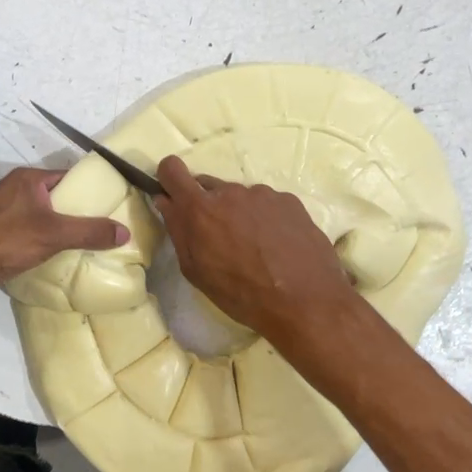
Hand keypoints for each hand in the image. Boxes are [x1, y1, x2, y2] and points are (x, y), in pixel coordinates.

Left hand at [0, 166, 128, 284]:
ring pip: (36, 213)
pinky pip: (22, 228)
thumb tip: (125, 231)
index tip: (108, 206)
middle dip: (72, 211)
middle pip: (52, 196)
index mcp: (28, 178)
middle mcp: (12, 187)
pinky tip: (46, 252)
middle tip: (96, 228)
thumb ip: (89, 232)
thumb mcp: (54, 234)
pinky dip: (36, 236)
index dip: (87, 190)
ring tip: (76, 242)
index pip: (67, 177)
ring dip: (53, 226)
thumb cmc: (8, 239)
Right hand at [154, 155, 353, 337]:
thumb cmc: (242, 294)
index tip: (174, 196)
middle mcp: (230, 191)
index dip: (169, 178)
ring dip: (239, 213)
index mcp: (201, 208)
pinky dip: (265, 218)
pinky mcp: (289, 201)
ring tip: (256, 248)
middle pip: (208, 186)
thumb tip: (165, 200)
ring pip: (239, 196)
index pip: (172, 169)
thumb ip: (177, 230)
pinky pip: (267, 203)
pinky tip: (277, 246)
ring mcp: (263, 193)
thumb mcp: (196, 271)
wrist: (307, 303)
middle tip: (221, 239)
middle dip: (208, 206)